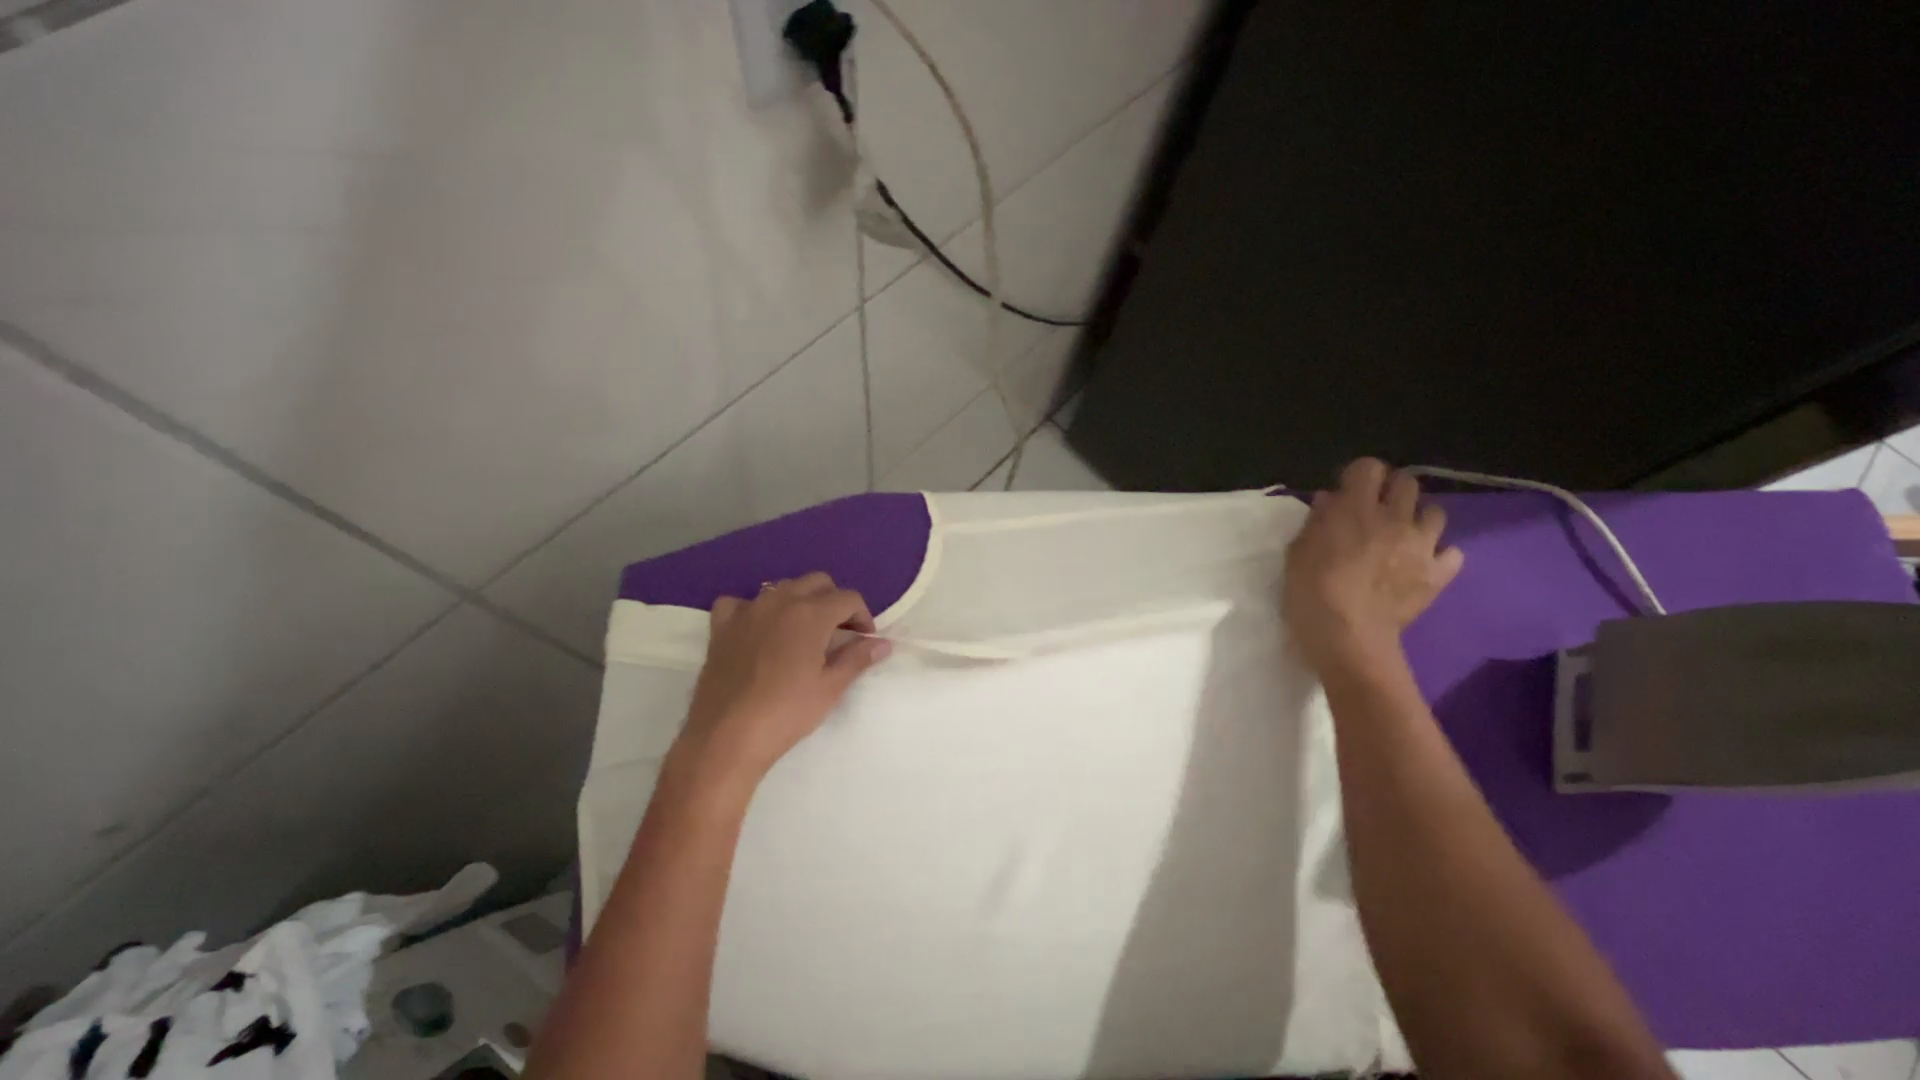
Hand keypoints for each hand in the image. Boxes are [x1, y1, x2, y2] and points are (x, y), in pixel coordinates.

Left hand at [671, 572, 892, 788]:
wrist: (728, 735)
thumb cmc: (787, 712)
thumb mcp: (830, 688)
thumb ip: (857, 658)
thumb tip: (882, 644)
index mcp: (811, 614)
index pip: (848, 598)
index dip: (862, 616)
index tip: (863, 640)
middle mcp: (779, 601)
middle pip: (816, 583)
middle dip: (834, 602)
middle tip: (839, 633)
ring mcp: (747, 610)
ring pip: (781, 588)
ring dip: (799, 602)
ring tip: (803, 633)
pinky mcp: (722, 626)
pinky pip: (741, 603)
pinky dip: (755, 610)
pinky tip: (758, 630)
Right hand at [1284, 458, 1463, 669]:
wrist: (1348, 639)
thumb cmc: (1311, 594)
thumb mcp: (1298, 553)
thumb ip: (1316, 522)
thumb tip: (1330, 500)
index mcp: (1356, 508)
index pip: (1368, 468)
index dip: (1358, 476)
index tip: (1347, 491)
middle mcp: (1394, 518)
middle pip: (1407, 483)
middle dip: (1392, 490)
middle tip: (1377, 510)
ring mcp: (1421, 546)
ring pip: (1436, 513)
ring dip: (1419, 519)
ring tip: (1404, 536)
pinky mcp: (1437, 574)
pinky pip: (1453, 554)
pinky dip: (1441, 556)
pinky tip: (1424, 565)